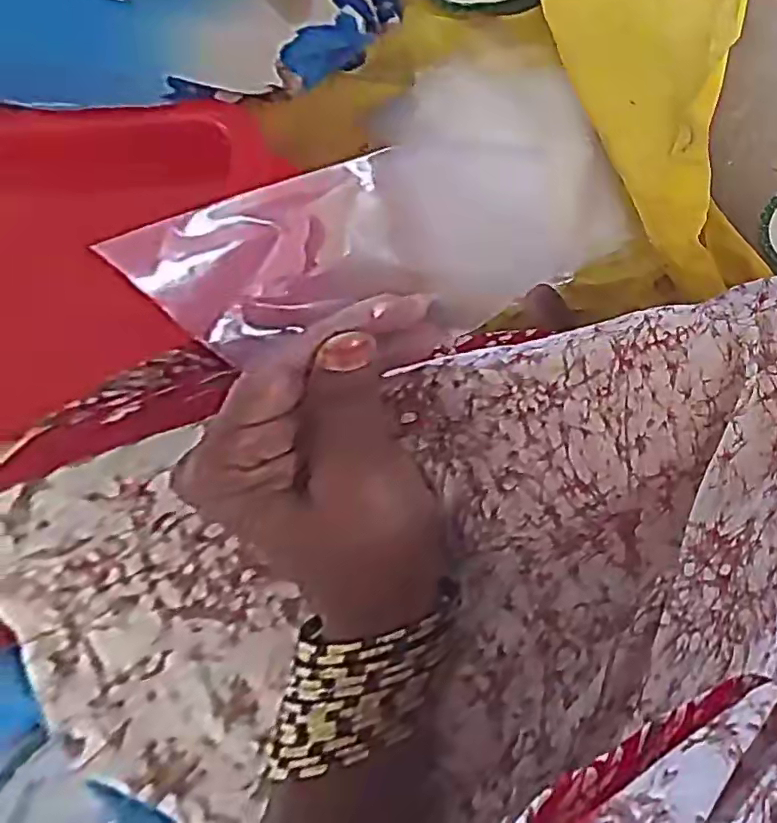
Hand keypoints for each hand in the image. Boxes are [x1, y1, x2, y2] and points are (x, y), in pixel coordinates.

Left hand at [175, 294, 450, 637]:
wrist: (394, 590)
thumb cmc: (373, 542)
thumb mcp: (362, 474)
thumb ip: (348, 406)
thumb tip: (348, 340)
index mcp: (226, 462)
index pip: (275, 376)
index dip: (335, 334)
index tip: (401, 307)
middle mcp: (236, 445)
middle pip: (295, 370)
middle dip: (357, 335)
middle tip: (422, 309)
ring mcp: (274, 444)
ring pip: (320, 377)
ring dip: (373, 348)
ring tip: (428, 325)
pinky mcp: (311, 443)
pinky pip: (338, 394)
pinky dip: (376, 370)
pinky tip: (409, 351)